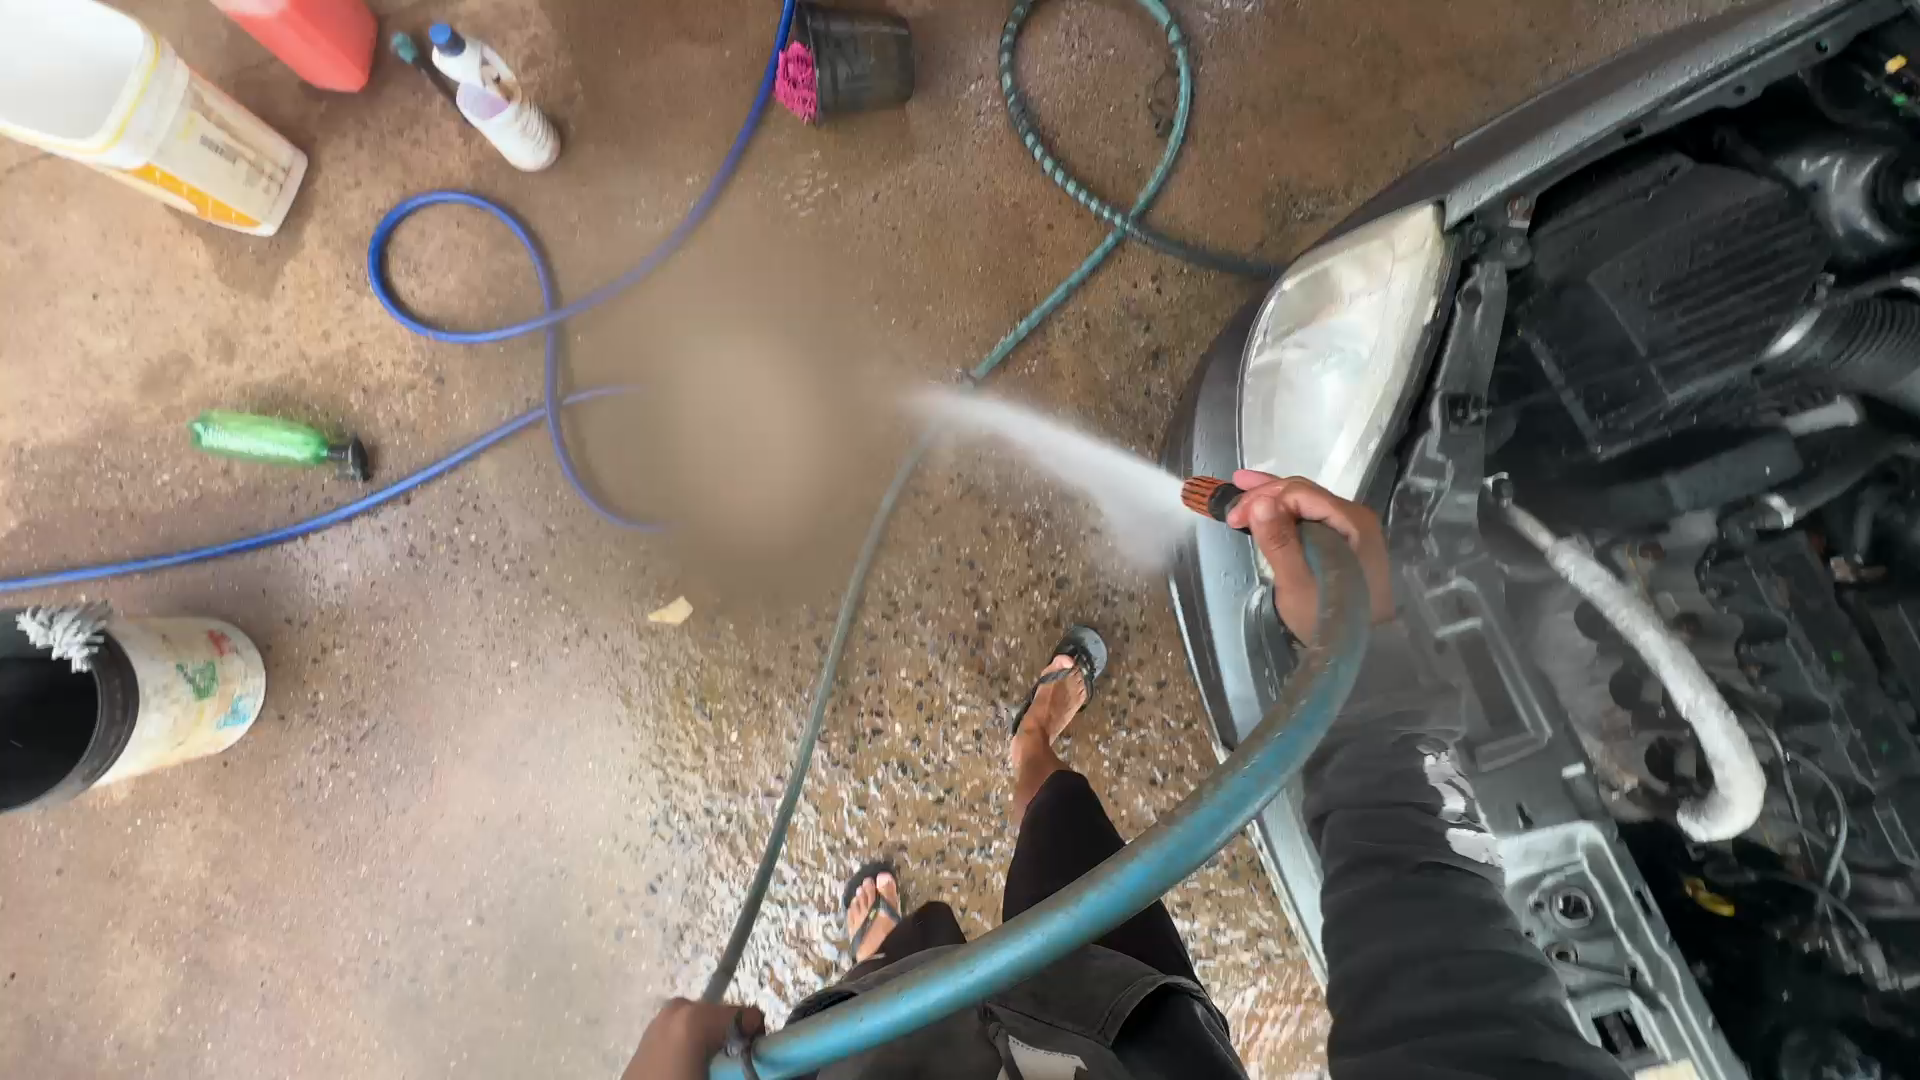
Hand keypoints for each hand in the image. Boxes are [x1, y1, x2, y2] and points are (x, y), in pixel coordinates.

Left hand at [623, 999, 762, 1079]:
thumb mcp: (719, 1075)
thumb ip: (749, 1062)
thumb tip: (777, 1060)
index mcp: (694, 1016)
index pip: (751, 1017)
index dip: (756, 1043)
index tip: (750, 1065)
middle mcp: (678, 1008)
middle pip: (726, 1019)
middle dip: (733, 1044)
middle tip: (725, 1072)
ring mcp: (659, 1021)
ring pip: (706, 1026)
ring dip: (713, 1048)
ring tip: (704, 1072)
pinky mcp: (647, 1037)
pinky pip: (684, 1036)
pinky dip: (693, 1050)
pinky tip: (687, 1071)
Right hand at [1224, 471, 1393, 640]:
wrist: (1367, 649)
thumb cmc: (1330, 618)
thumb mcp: (1299, 584)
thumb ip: (1281, 542)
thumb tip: (1259, 503)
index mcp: (1351, 522)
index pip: (1299, 494)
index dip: (1261, 499)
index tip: (1232, 520)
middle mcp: (1354, 518)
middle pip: (1303, 493)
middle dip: (1263, 495)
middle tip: (1229, 509)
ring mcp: (1350, 529)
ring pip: (1304, 502)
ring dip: (1270, 497)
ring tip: (1240, 486)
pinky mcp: (1343, 542)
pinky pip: (1308, 516)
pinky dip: (1282, 511)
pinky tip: (1264, 507)